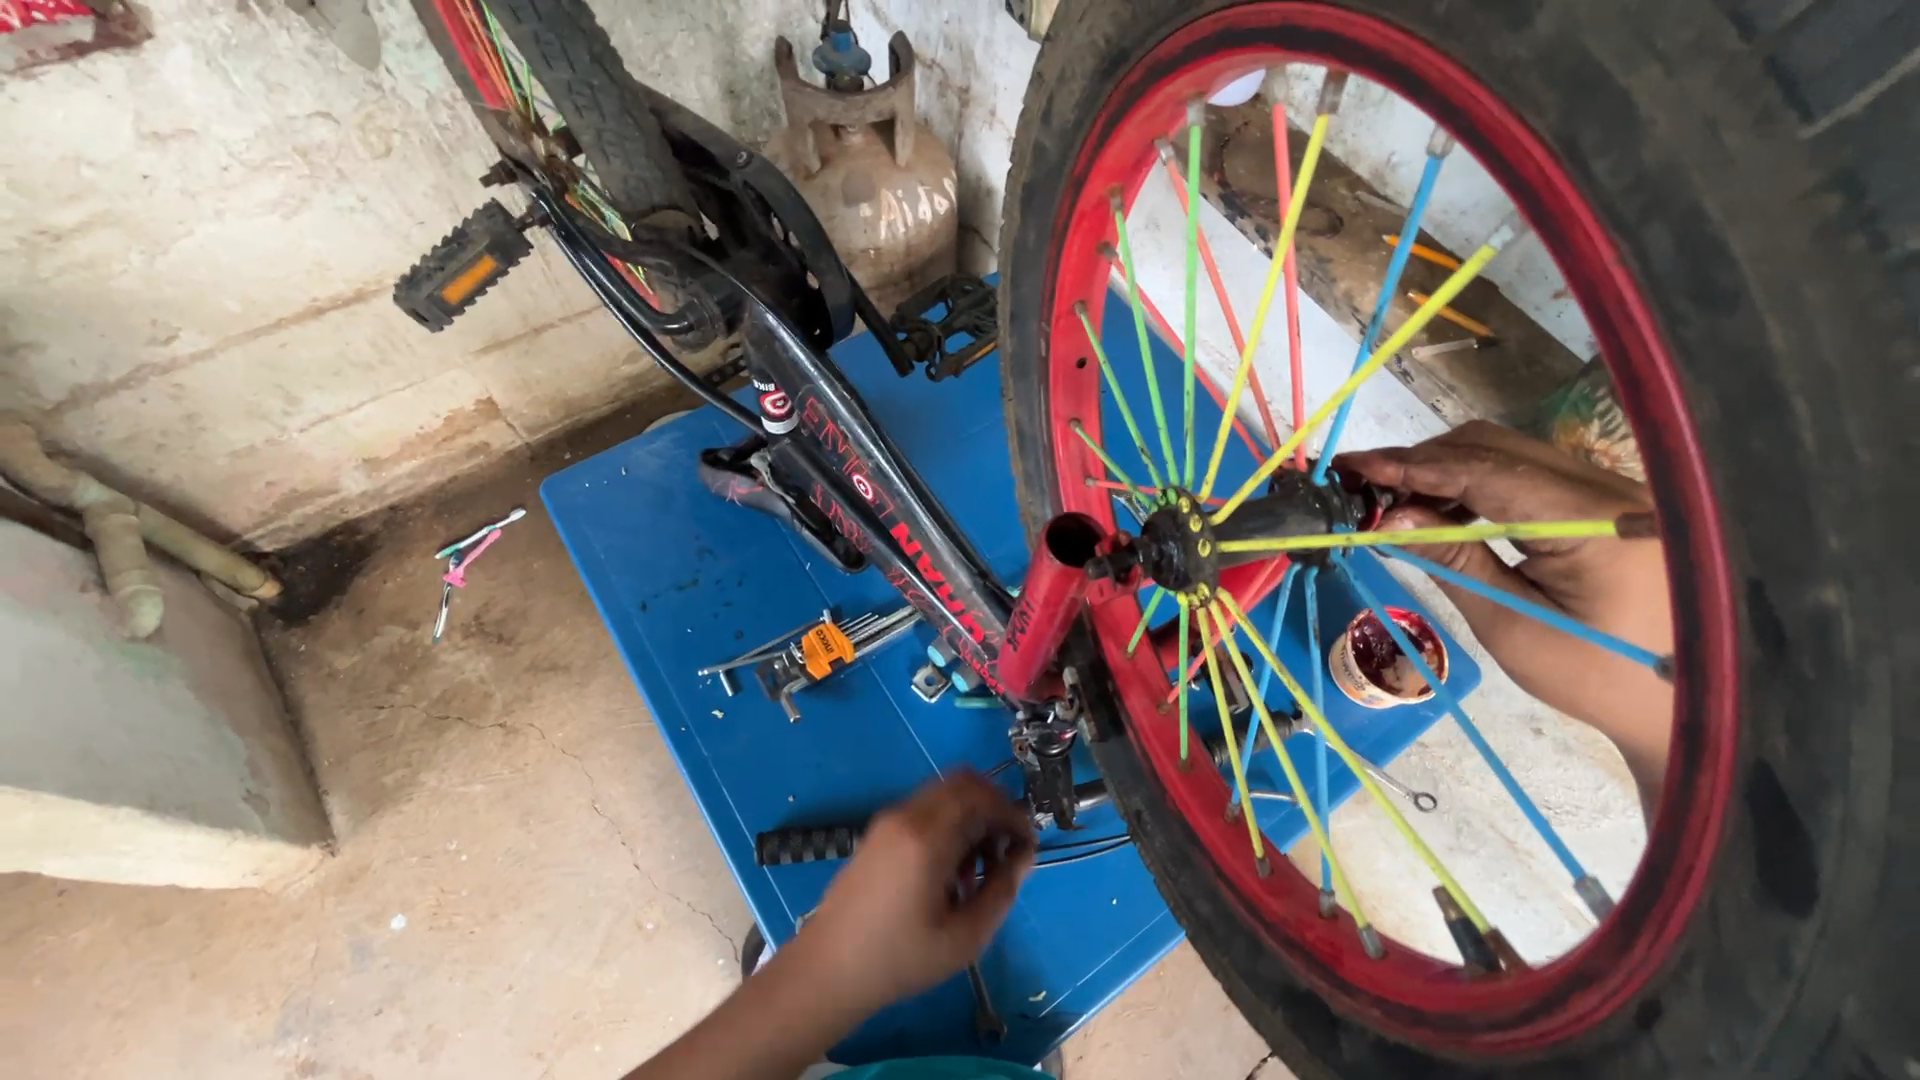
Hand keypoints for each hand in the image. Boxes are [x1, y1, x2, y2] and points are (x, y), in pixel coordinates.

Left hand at [776, 773, 1035, 1015]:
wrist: (828, 969)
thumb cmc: (900, 958)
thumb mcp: (964, 937)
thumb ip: (1001, 891)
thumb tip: (1023, 856)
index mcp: (927, 836)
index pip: (982, 796)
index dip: (1013, 813)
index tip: (1027, 845)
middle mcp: (906, 815)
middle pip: (963, 784)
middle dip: (993, 811)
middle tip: (1005, 852)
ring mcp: (888, 821)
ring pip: (944, 796)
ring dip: (970, 820)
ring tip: (978, 873)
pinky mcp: (878, 833)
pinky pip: (924, 811)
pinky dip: (948, 827)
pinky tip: (950, 875)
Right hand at [1335, 421, 1672, 810]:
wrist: (1689, 707)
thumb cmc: (1597, 678)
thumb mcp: (1512, 625)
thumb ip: (1451, 560)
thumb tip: (1386, 517)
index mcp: (1593, 520)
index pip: (1485, 471)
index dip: (1413, 466)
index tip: (1353, 467)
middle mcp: (1607, 488)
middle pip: (1494, 447)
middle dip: (1421, 461)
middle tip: (1360, 484)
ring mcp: (1608, 491)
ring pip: (1507, 454)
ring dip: (1442, 469)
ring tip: (1388, 497)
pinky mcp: (1602, 503)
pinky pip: (1523, 475)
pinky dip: (1471, 484)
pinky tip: (1437, 508)